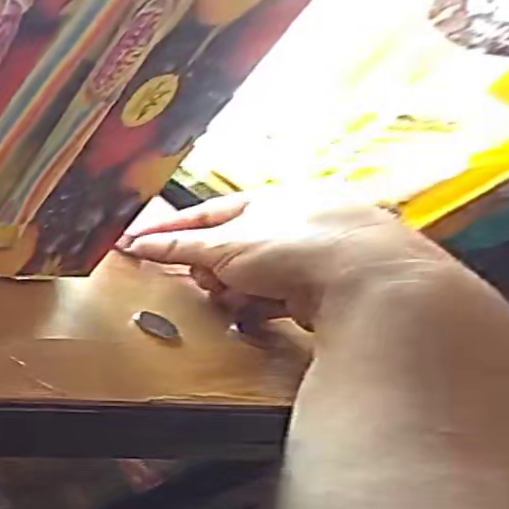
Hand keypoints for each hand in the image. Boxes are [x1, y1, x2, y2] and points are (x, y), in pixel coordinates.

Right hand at [118, 190, 457, 328]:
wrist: (370, 283)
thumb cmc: (301, 248)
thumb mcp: (222, 245)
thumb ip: (177, 246)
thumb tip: (139, 244)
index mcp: (273, 198)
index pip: (206, 213)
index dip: (169, 230)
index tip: (138, 243)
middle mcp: (298, 220)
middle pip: (228, 248)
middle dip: (208, 268)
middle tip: (202, 280)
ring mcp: (317, 252)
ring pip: (251, 274)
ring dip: (234, 289)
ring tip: (234, 299)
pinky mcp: (330, 286)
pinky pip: (277, 296)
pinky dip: (260, 305)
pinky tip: (259, 311)